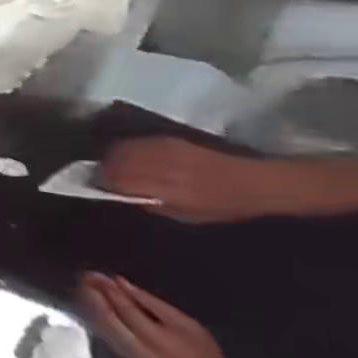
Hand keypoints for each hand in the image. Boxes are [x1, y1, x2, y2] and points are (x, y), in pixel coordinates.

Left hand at [79, 273, 235, 357]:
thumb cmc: (200, 348)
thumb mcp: (186, 323)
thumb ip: (153, 303)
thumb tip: (121, 282)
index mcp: (164, 342)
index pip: (130, 312)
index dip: (112, 292)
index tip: (101, 276)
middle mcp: (142, 350)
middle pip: (109, 319)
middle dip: (94, 296)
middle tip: (88, 277)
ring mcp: (128, 354)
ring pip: (100, 324)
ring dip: (89, 303)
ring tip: (86, 285)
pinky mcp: (121, 355)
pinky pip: (101, 331)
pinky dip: (92, 314)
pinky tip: (89, 301)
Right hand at [100, 136, 279, 223]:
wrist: (258, 183)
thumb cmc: (226, 205)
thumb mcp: (191, 216)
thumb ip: (155, 205)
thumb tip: (123, 194)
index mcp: (172, 190)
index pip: (123, 181)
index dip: (106, 183)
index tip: (99, 186)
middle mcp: (167, 168)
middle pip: (118, 162)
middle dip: (104, 168)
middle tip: (99, 175)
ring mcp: (169, 151)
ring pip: (124, 149)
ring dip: (111, 156)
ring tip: (109, 163)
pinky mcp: (171, 141)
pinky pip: (137, 142)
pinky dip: (124, 147)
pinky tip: (125, 153)